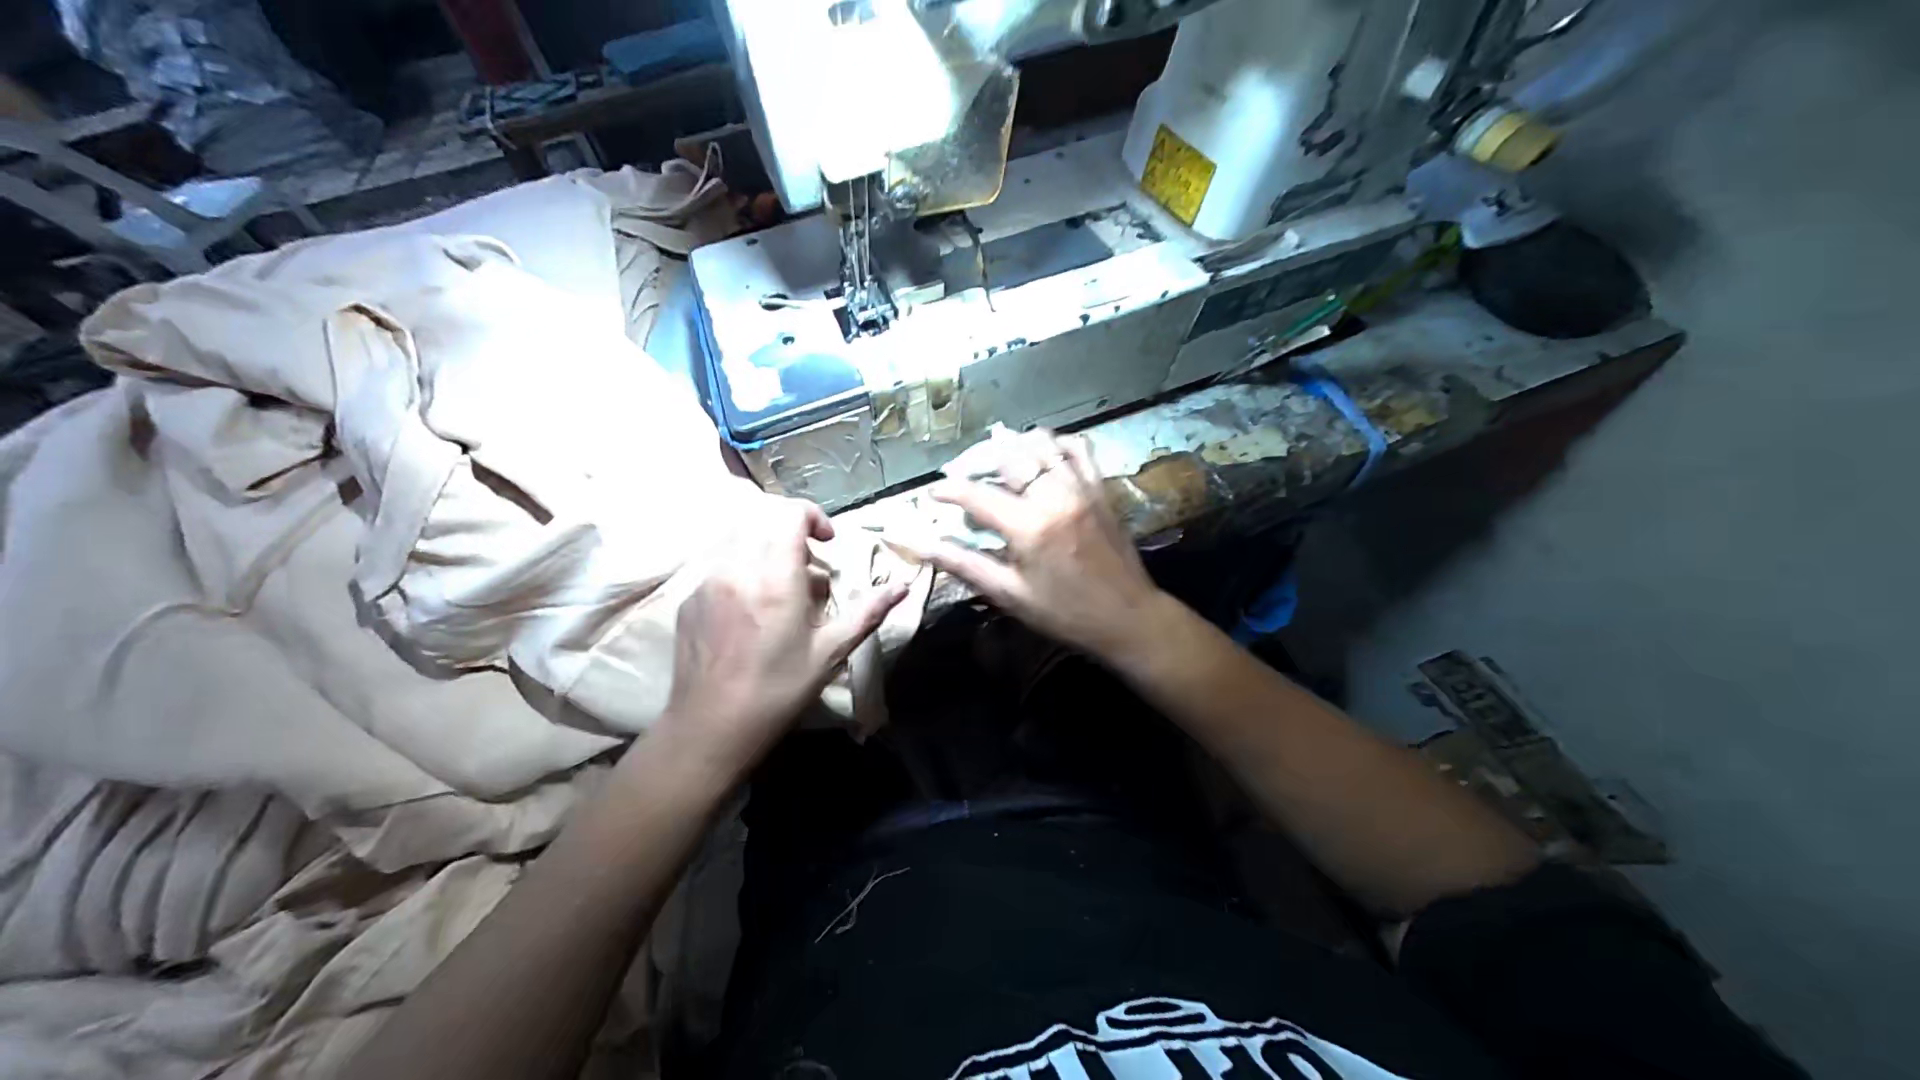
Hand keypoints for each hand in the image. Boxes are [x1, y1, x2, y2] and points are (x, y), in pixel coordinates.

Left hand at [653, 498, 906, 783]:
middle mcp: (736, 567)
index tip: (828, 543)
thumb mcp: (830, 652)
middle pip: (763, 517)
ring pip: (738, 538)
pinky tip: (750, 609)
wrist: (709, 727)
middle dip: (790, 530)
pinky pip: (719, 564)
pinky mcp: (688, 598)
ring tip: (780, 587)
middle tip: (808, 565)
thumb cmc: (778, 690)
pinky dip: (742, 568)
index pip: (790, 513)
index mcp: (775, 576)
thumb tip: (901, 586)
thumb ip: (867, 612)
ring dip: (765, 547)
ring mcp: (706, 581)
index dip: (814, 517)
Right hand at [923, 428, 1166, 662]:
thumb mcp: (1010, 595)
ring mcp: (1080, 489)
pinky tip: (1042, 451)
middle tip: (961, 472)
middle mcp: (1053, 498)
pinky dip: (1056, 443)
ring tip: (996, 456)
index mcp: (1028, 527)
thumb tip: (925, 546)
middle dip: (977, 459)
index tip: (933, 493)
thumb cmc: (1064, 612)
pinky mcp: (1100, 489)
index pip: (977, 495)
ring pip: (1042, 446)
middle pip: (1008, 458)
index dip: (949, 490)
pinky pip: (1079, 450)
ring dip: (1014, 444)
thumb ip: (966, 564)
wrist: (1127, 617)